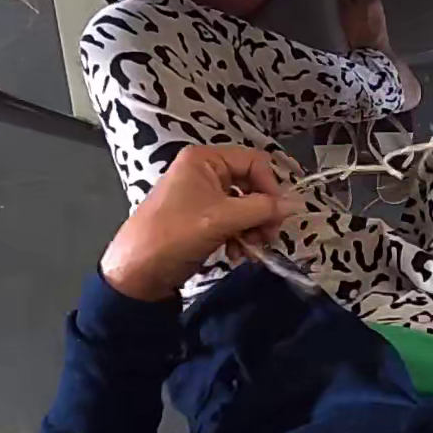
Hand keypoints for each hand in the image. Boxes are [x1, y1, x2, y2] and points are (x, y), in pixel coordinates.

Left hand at [100, 145, 299, 301]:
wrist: (136, 273)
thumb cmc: (176, 235)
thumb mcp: (223, 219)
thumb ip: (263, 208)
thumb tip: (296, 204)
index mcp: (204, 159)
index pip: (254, 161)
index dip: (270, 186)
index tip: (278, 214)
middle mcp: (204, 171)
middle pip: (251, 184)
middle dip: (263, 212)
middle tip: (269, 236)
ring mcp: (201, 195)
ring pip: (244, 205)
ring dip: (253, 228)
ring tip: (252, 250)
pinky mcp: (201, 218)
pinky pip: (232, 220)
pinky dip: (240, 236)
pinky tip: (237, 254)